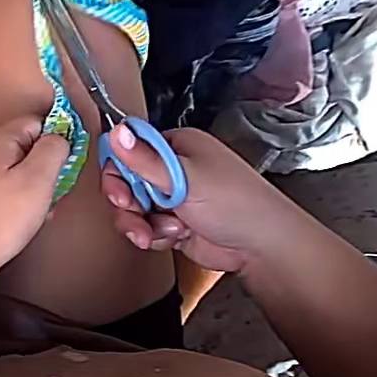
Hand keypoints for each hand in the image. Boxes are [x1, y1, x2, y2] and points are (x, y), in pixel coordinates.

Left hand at [0, 116, 70, 273]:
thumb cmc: (2, 220)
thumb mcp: (39, 180)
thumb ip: (53, 150)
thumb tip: (59, 138)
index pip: (36, 122)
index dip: (55, 140)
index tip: (64, 166)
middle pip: (24, 145)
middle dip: (43, 167)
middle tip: (52, 193)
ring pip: (12, 167)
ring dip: (31, 185)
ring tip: (38, 210)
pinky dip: (14, 196)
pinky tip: (19, 218)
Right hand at [101, 126, 311, 274]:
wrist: (260, 245)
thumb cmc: (234, 203)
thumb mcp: (184, 179)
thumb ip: (145, 160)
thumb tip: (117, 131)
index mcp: (177, 147)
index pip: (131, 150)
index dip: (118, 172)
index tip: (119, 192)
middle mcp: (174, 170)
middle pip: (129, 183)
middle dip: (128, 205)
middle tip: (134, 215)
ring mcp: (175, 198)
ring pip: (136, 210)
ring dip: (141, 225)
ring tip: (154, 235)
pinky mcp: (175, 224)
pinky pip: (148, 229)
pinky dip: (155, 236)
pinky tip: (174, 238)